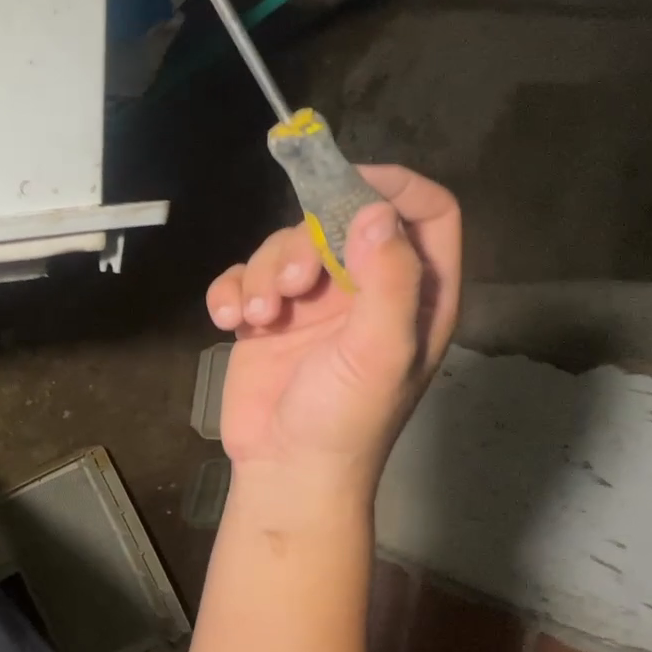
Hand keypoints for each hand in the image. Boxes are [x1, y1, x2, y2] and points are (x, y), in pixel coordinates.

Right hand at [204, 165, 461, 494]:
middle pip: (335, 226)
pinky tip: (227, 322)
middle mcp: (362, 291)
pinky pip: (241, 281)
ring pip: (281, 252)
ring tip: (255, 318)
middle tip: (292, 285)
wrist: (284, 467)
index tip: (344, 185)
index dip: (392, 189)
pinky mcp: (262, 322)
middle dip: (303, 246)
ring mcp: (308, 306)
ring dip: (260, 277)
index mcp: (413, 293)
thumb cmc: (345, 417)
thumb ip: (387, 279)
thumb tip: (373, 212)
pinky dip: (229, 294)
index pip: (423, 214)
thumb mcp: (380, 350)